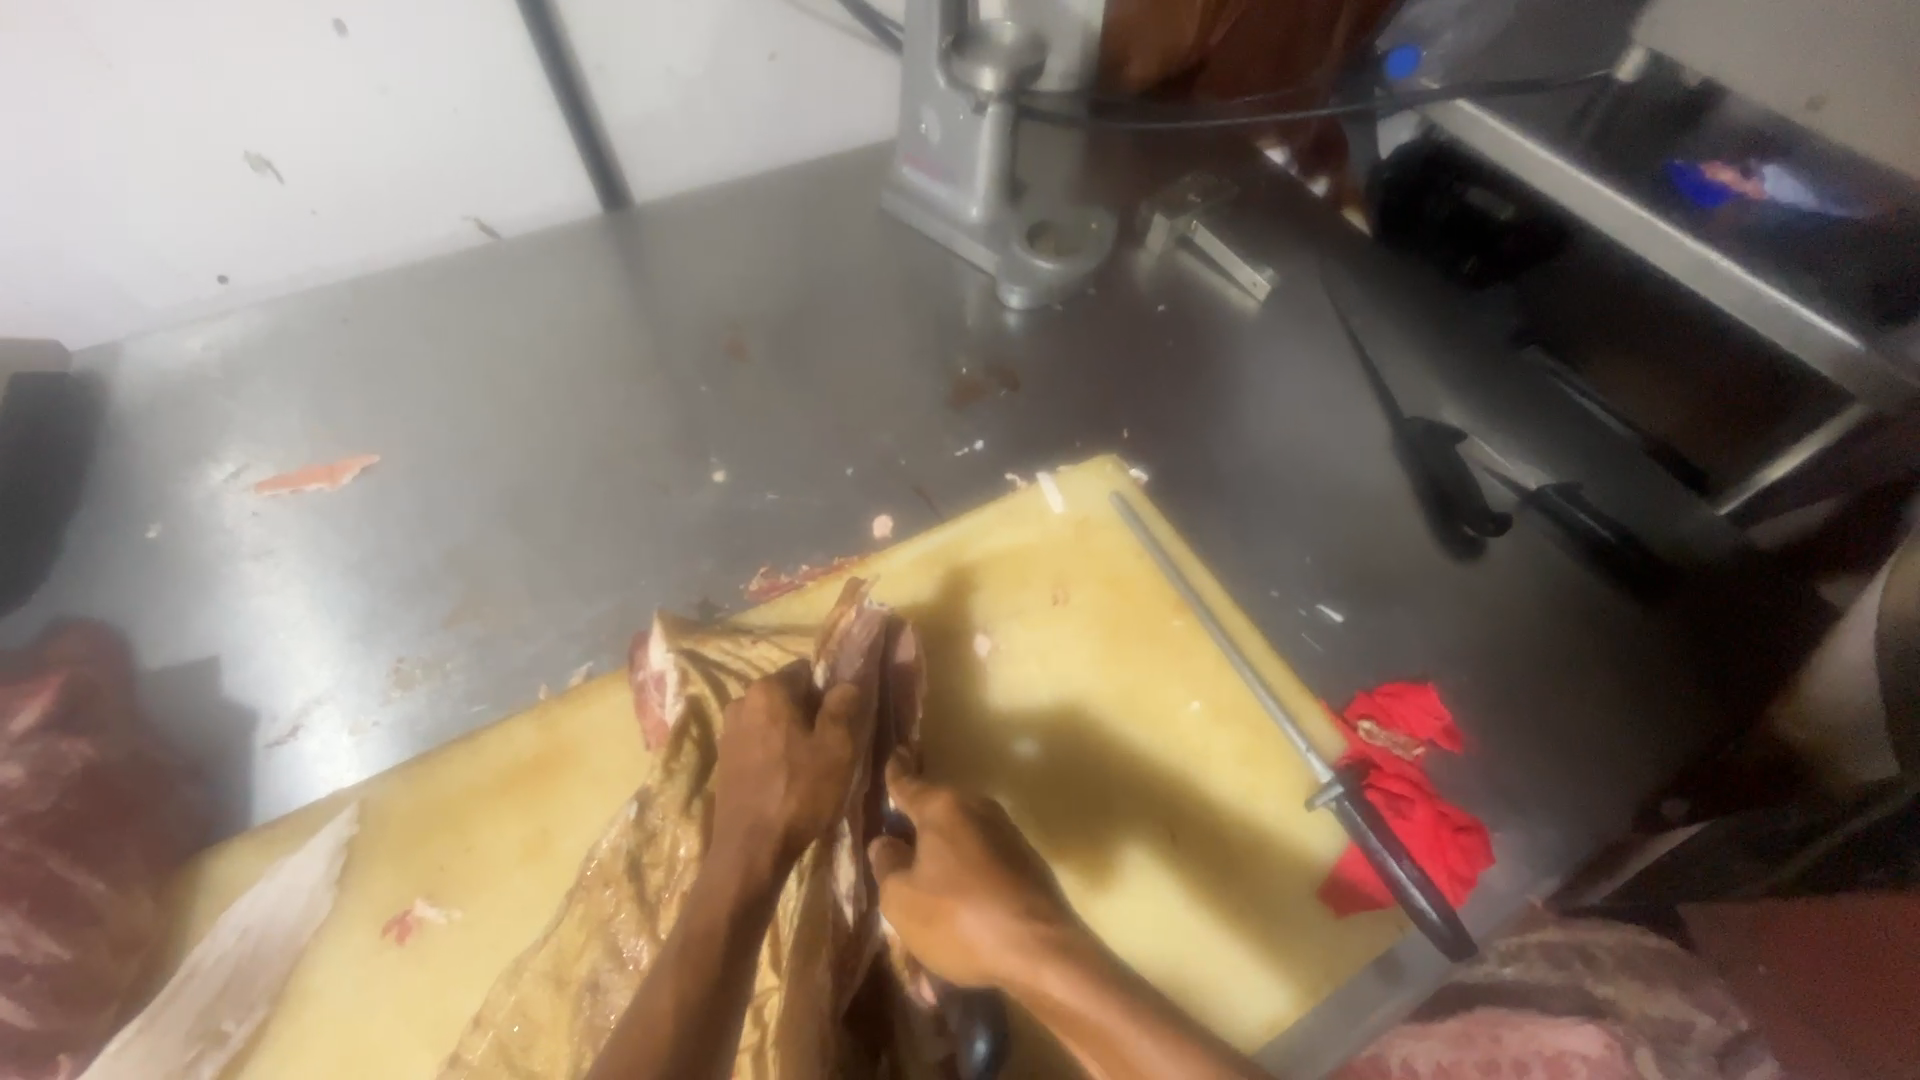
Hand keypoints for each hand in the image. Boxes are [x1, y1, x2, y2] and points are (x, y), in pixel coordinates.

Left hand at [711, 661, 868, 877]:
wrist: (750, 851)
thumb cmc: (800, 792)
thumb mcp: (837, 746)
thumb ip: (844, 705)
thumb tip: (845, 684)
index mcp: (767, 689)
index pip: (807, 671)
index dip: (829, 693)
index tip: (843, 722)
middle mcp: (741, 702)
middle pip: (788, 696)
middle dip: (810, 714)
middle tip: (831, 747)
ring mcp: (728, 732)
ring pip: (773, 721)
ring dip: (792, 736)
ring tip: (811, 767)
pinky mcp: (724, 761)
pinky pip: (759, 743)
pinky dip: (775, 753)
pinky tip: (789, 780)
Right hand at [869, 753, 1083, 989]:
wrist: (1040, 951)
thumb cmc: (958, 917)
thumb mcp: (901, 899)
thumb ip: (887, 866)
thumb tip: (886, 843)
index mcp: (944, 807)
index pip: (909, 784)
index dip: (896, 772)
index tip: (897, 751)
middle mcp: (978, 809)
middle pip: (938, 814)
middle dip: (919, 831)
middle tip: (897, 854)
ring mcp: (1008, 835)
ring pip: (962, 843)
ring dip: (945, 863)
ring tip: (926, 900)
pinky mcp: (1028, 865)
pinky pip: (984, 866)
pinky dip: (968, 883)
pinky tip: (960, 916)